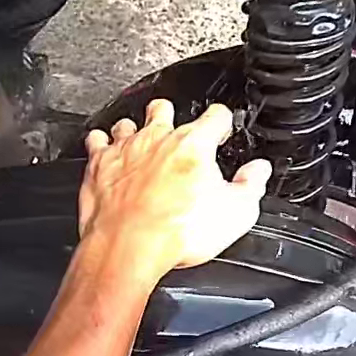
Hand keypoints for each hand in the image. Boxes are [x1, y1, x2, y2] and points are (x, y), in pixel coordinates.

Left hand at [79, 100, 271, 280]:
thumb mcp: (236, 213)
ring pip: (128, 122)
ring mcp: (125, 149)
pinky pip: (96, 140)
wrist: (130, 247)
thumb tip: (259, 172)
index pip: (216, 116)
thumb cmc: (177, 231)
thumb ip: (251, 186)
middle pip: (165, 108)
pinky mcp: (99, 166)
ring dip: (135, 130)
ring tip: (140, 141)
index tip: (221, 130)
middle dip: (171, 115)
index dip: (222, 122)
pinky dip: (101, 144)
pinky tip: (105, 150)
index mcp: (194, 145)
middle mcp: (157, 139)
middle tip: (176, 132)